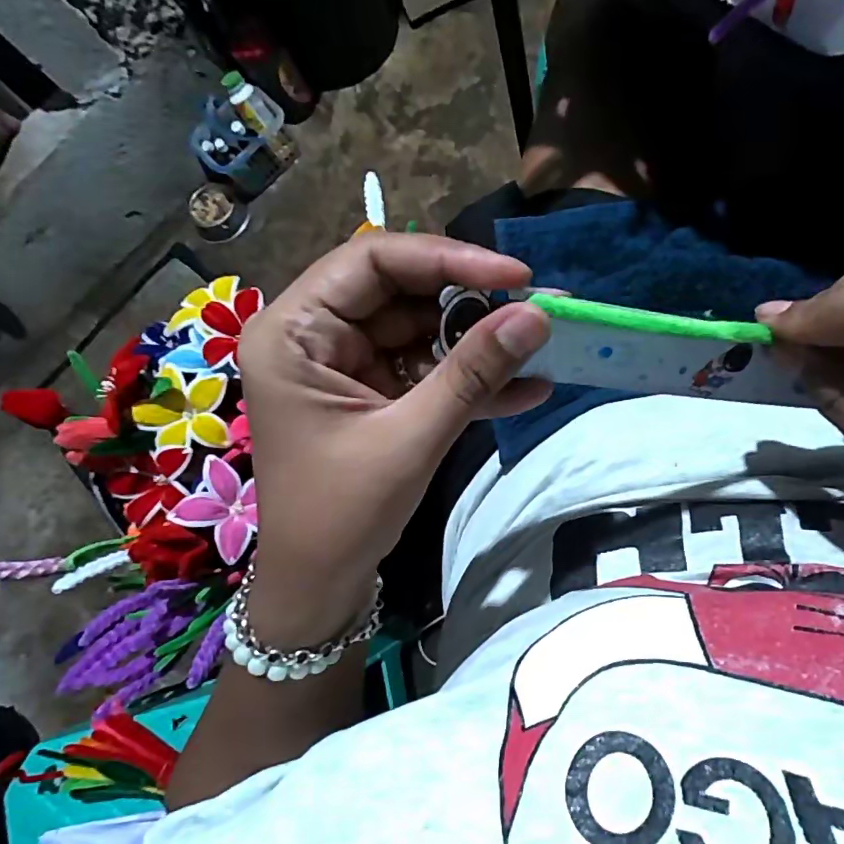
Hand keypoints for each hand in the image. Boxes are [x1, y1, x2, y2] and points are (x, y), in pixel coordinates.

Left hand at [235, 232, 551, 646]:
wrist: (322, 584)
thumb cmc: (343, 512)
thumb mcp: (411, 437)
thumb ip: (472, 373)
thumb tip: (536, 317)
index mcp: (296, 331)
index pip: (374, 261)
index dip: (447, 259)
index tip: (514, 276)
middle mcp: (318, 335)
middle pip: (405, 294)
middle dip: (475, 304)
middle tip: (541, 308)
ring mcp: (351, 366)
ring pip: (425, 333)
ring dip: (482, 343)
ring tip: (547, 344)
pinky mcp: (379, 396)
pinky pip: (430, 373)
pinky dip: (473, 381)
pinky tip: (527, 387)